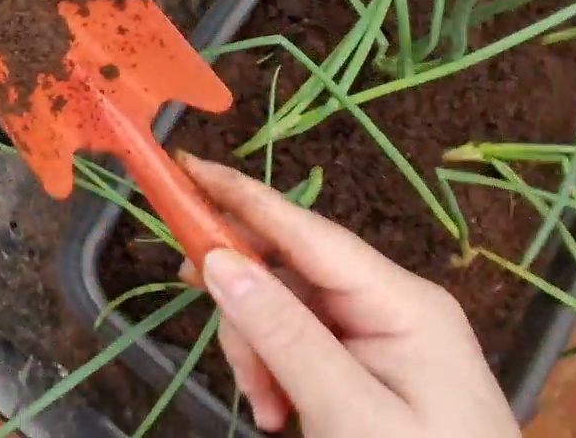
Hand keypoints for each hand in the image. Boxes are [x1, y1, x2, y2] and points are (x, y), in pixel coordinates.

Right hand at [181, 155, 517, 435]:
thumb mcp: (351, 414)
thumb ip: (283, 334)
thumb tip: (216, 258)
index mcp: (399, 300)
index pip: (298, 226)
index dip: (234, 191)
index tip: (177, 162)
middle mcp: (386, 299)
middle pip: (278, 266)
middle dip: (240, 303)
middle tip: (208, 326)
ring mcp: (375, 326)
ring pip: (274, 302)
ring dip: (253, 347)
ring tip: (264, 405)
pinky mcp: (363, 353)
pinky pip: (289, 333)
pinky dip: (270, 364)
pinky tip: (276, 407)